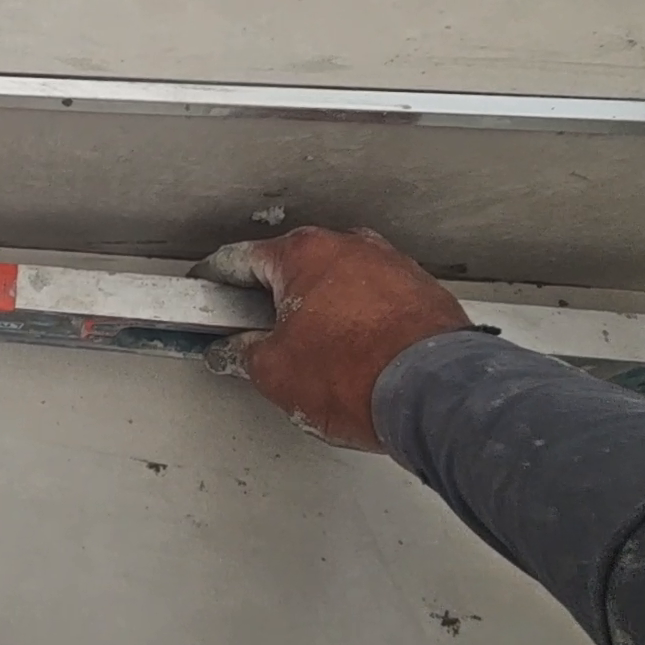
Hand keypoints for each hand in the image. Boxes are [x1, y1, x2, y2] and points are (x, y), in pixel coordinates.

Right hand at [189, 226, 469, 450]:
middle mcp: (347, 245)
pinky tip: (350, 351)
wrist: (442, 399)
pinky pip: (370, 297)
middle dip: (266, 297)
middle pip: (287, 267)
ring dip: (315, 306)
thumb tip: (232, 351)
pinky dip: (353, 316)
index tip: (202, 291)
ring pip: (332, 280)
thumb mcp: (273, 371)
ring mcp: (389, 264)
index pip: (236, 259)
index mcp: (301, 253)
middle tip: (252, 331)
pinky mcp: (421, 289)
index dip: (211, 280)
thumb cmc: (358, 375)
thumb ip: (240, 352)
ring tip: (309, 349)